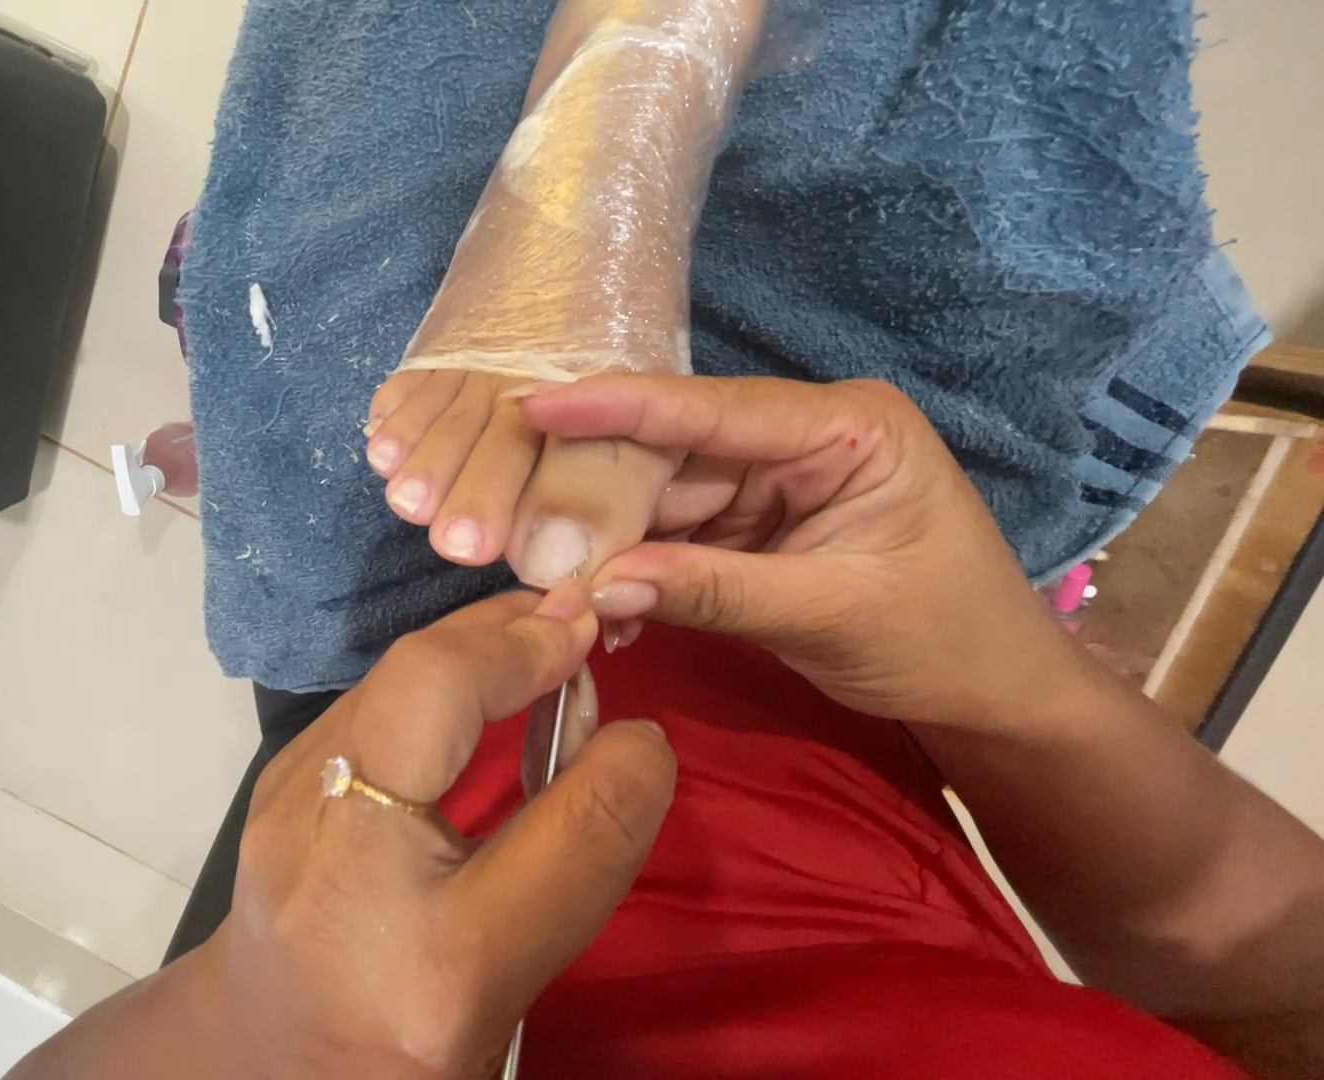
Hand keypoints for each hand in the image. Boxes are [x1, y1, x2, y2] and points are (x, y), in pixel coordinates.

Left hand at [203, 587, 674, 1076]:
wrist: (265, 1049)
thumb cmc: (397, 1033)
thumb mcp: (508, 975)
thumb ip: (580, 853)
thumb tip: (634, 741)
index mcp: (414, 941)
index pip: (546, 828)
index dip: (585, 729)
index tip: (613, 671)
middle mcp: (324, 845)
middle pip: (425, 686)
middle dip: (510, 633)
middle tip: (575, 616)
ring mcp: (283, 796)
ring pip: (396, 675)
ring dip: (475, 640)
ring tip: (539, 633)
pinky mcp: (278, 773)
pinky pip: (377, 693)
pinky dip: (439, 668)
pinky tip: (477, 674)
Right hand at [516, 376, 1094, 731]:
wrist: (987, 694)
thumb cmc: (943, 638)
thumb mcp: (828, 613)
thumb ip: (712, 592)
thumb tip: (598, 586)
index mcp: (843, 428)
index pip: (713, 411)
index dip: (618, 408)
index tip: (535, 405)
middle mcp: (791, 440)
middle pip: (669, 455)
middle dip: (600, 496)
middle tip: (526, 531)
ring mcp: (762, 483)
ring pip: (656, 500)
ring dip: (609, 546)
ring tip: (562, 588)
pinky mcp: (741, 525)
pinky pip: (666, 539)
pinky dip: (634, 574)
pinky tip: (611, 612)